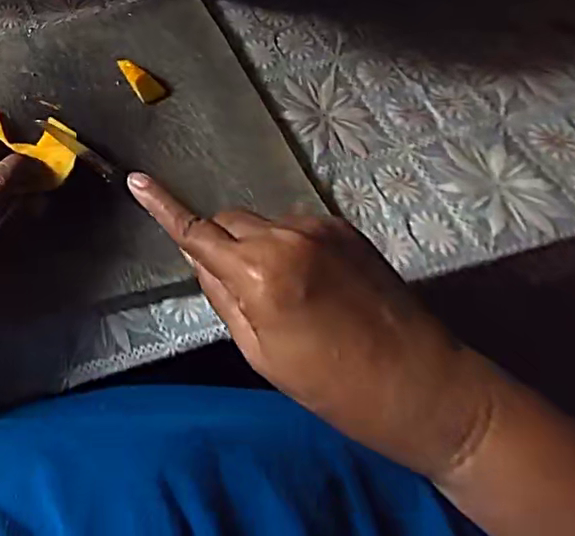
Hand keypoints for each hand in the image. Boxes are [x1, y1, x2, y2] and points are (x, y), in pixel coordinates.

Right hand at [127, 171, 501, 480]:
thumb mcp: (261, 354)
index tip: (136, 180)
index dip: (161, 206)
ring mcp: (318, 231)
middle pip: (226, 223)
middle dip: (223, 245)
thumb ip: (221, 296)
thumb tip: (197, 255)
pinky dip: (290, 246)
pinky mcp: (344, 229)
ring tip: (293, 292)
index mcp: (258, 275)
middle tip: (246, 290)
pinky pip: (292, 227)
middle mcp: (285, 240)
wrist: (438, 395)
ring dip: (258, 246)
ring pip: (258, 224)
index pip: (194, 232)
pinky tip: (318, 281)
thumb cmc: (338, 388)